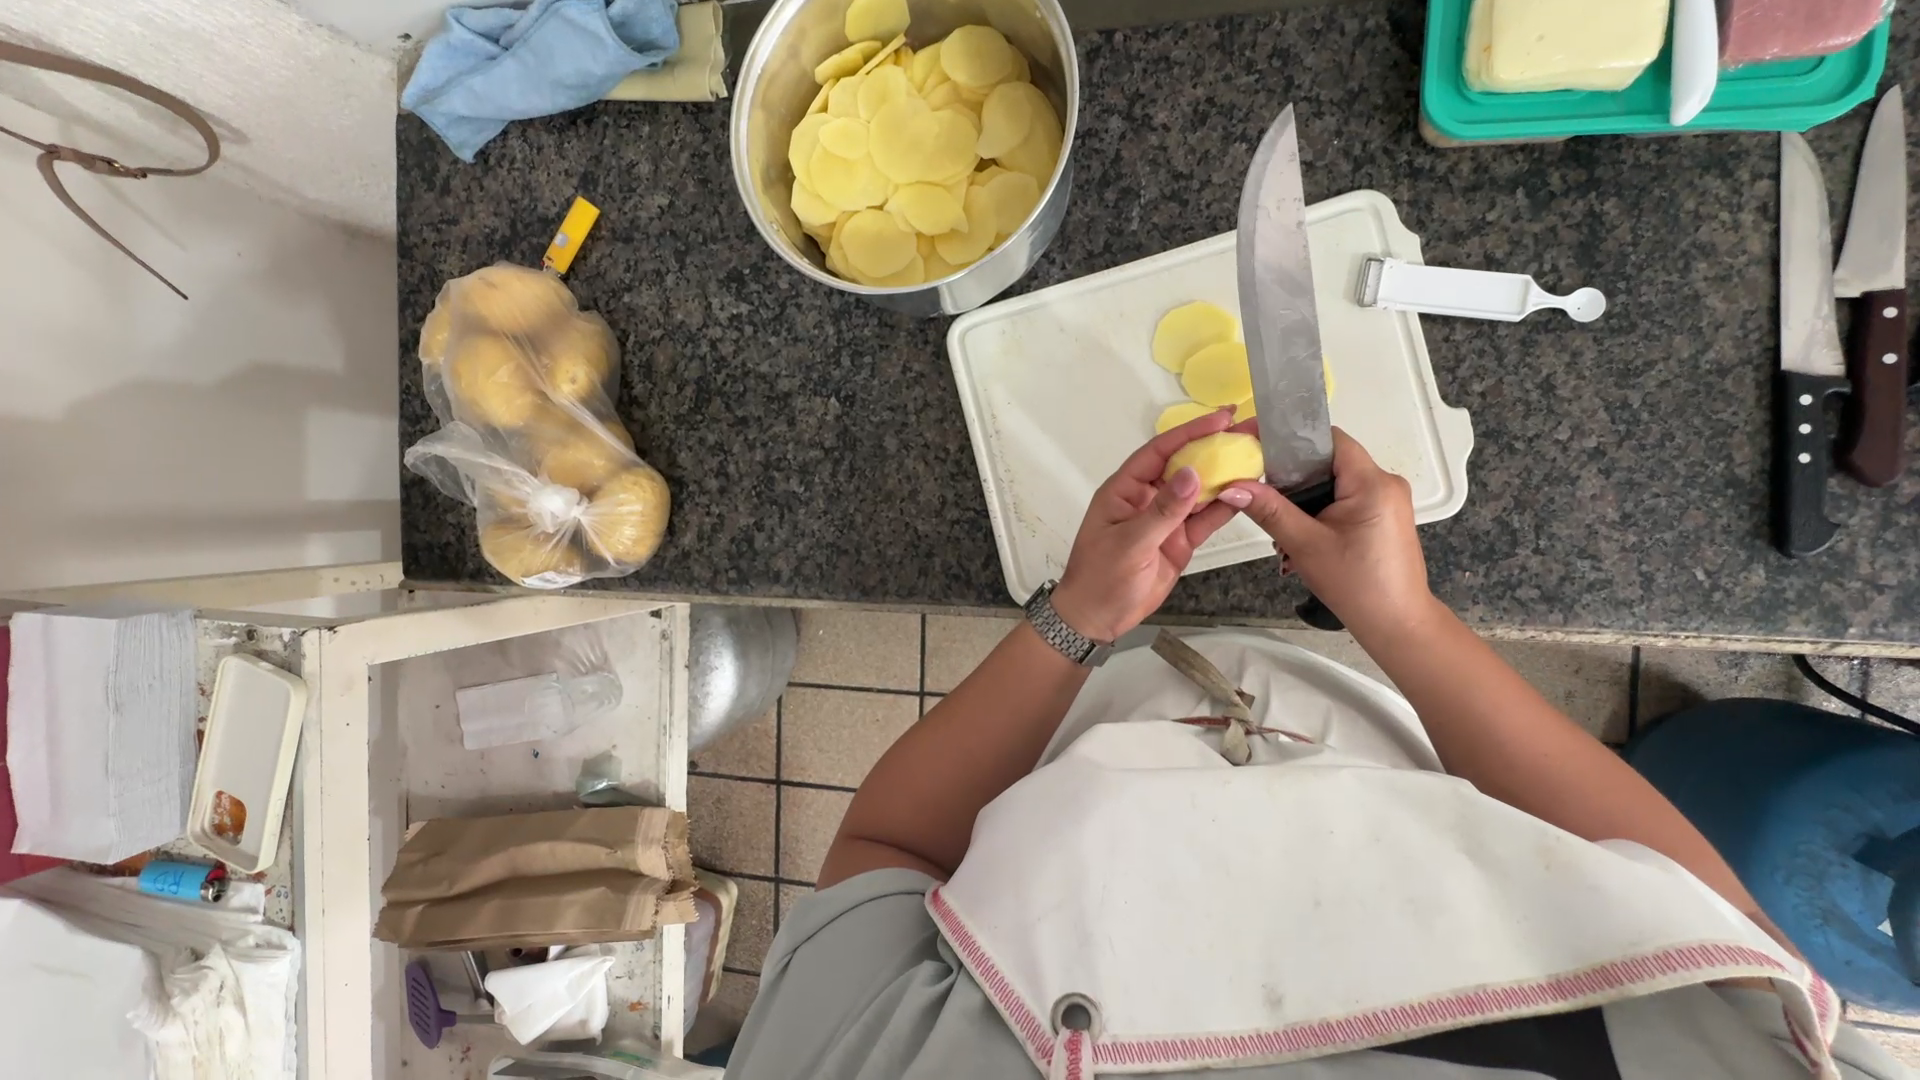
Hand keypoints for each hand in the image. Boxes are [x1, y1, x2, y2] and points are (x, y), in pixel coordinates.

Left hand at [1052, 410, 1243, 641]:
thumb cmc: (1101, 578)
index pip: (1160, 451)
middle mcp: (1146, 498)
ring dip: (1227, 475)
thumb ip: (1163, 511)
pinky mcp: (1179, 541)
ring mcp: (1165, 520)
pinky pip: (1205, 518)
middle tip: (1252, 430)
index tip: (1224, 418)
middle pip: (1185, 465)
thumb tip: (1193, 473)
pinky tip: (1249, 492)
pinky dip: (1226, 507)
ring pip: (1199, 491)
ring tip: (1260, 455)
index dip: (1191, 432)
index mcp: (1125, 490)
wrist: (1097, 619)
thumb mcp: (1130, 543)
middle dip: (1216, 447)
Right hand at [1226, 428, 1438, 639]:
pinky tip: (1300, 538)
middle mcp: (1384, 482)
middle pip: (1327, 461)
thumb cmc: (1355, 584)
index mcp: (1371, 482)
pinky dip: (1317, 512)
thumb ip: (1269, 510)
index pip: (1328, 440)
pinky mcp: (1382, 517)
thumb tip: (1231, 487)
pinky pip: (1343, 500)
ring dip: (1302, 500)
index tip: (1255, 447)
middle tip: (1260, 496)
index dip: (1290, 439)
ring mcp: (1386, 500)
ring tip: (1281, 528)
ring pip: (1332, 483)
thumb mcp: (1305, 545)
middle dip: (1291, 478)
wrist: (1397, 624)